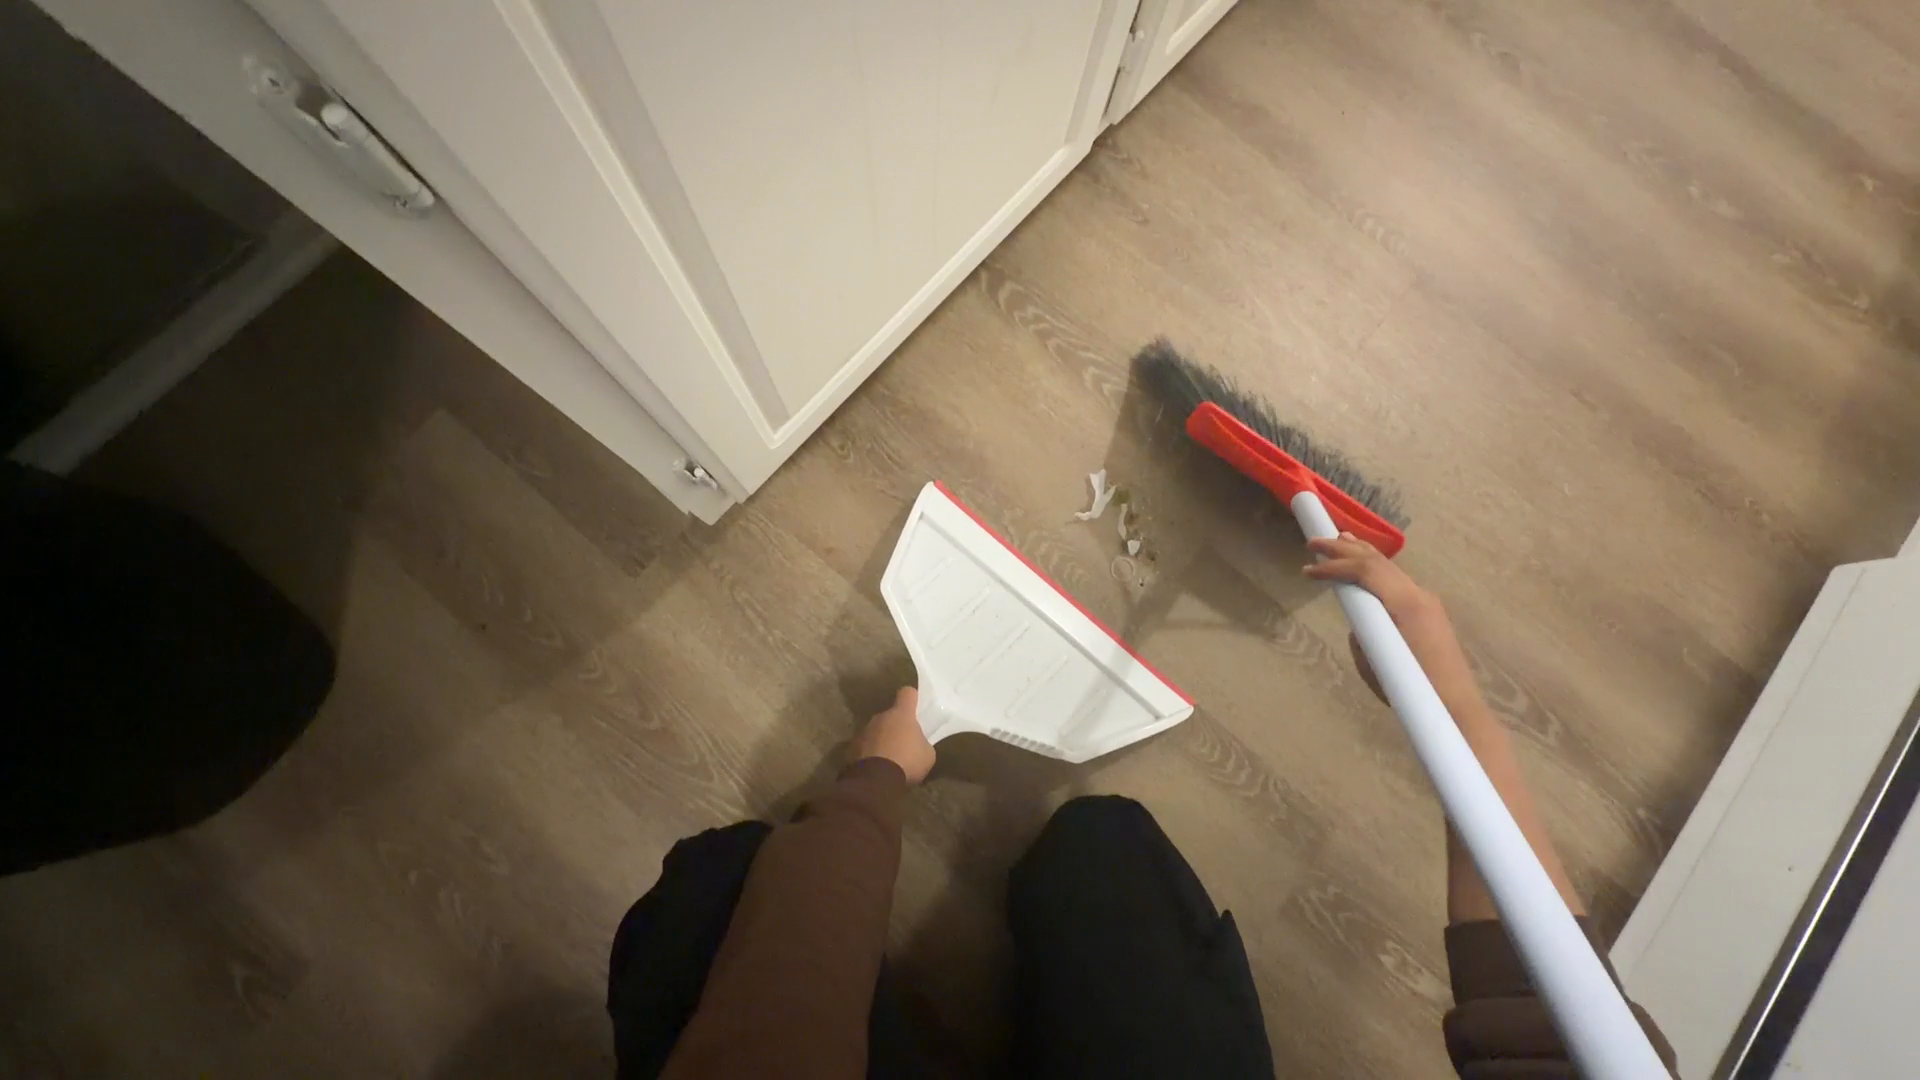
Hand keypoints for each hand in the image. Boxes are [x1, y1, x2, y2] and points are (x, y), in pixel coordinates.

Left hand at [850, 686, 934, 783]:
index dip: (912, 698)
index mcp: (901, 714)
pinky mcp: (851, 747)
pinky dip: (870, 753)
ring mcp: (863, 731)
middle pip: (890, 715)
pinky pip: (864, 745)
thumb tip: (917, 744)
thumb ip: (923, 743)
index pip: (907, 693)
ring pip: (876, 730)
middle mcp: (880, 717)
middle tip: (904, 742)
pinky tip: (876, 767)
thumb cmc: (907, 762)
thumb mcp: (927, 755)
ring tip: (889, 758)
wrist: (874, 782)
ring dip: (882, 739)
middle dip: (897, 726)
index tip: (916, 707)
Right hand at [1303, 533, 1474, 703]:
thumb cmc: (1410, 688)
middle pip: (1378, 561)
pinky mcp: (1428, 612)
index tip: (1307, 570)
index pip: (1366, 571)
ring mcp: (1427, 602)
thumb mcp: (1371, 661)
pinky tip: (1367, 568)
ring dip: (1362, 554)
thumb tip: (1360, 621)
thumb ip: (1361, 632)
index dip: (1334, 566)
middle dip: (1345, 549)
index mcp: (1406, 604)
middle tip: (1315, 541)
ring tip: (1341, 539)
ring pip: (1390, 568)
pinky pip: (1396, 581)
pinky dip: (1376, 570)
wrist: (1455, 707)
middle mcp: (1419, 595)